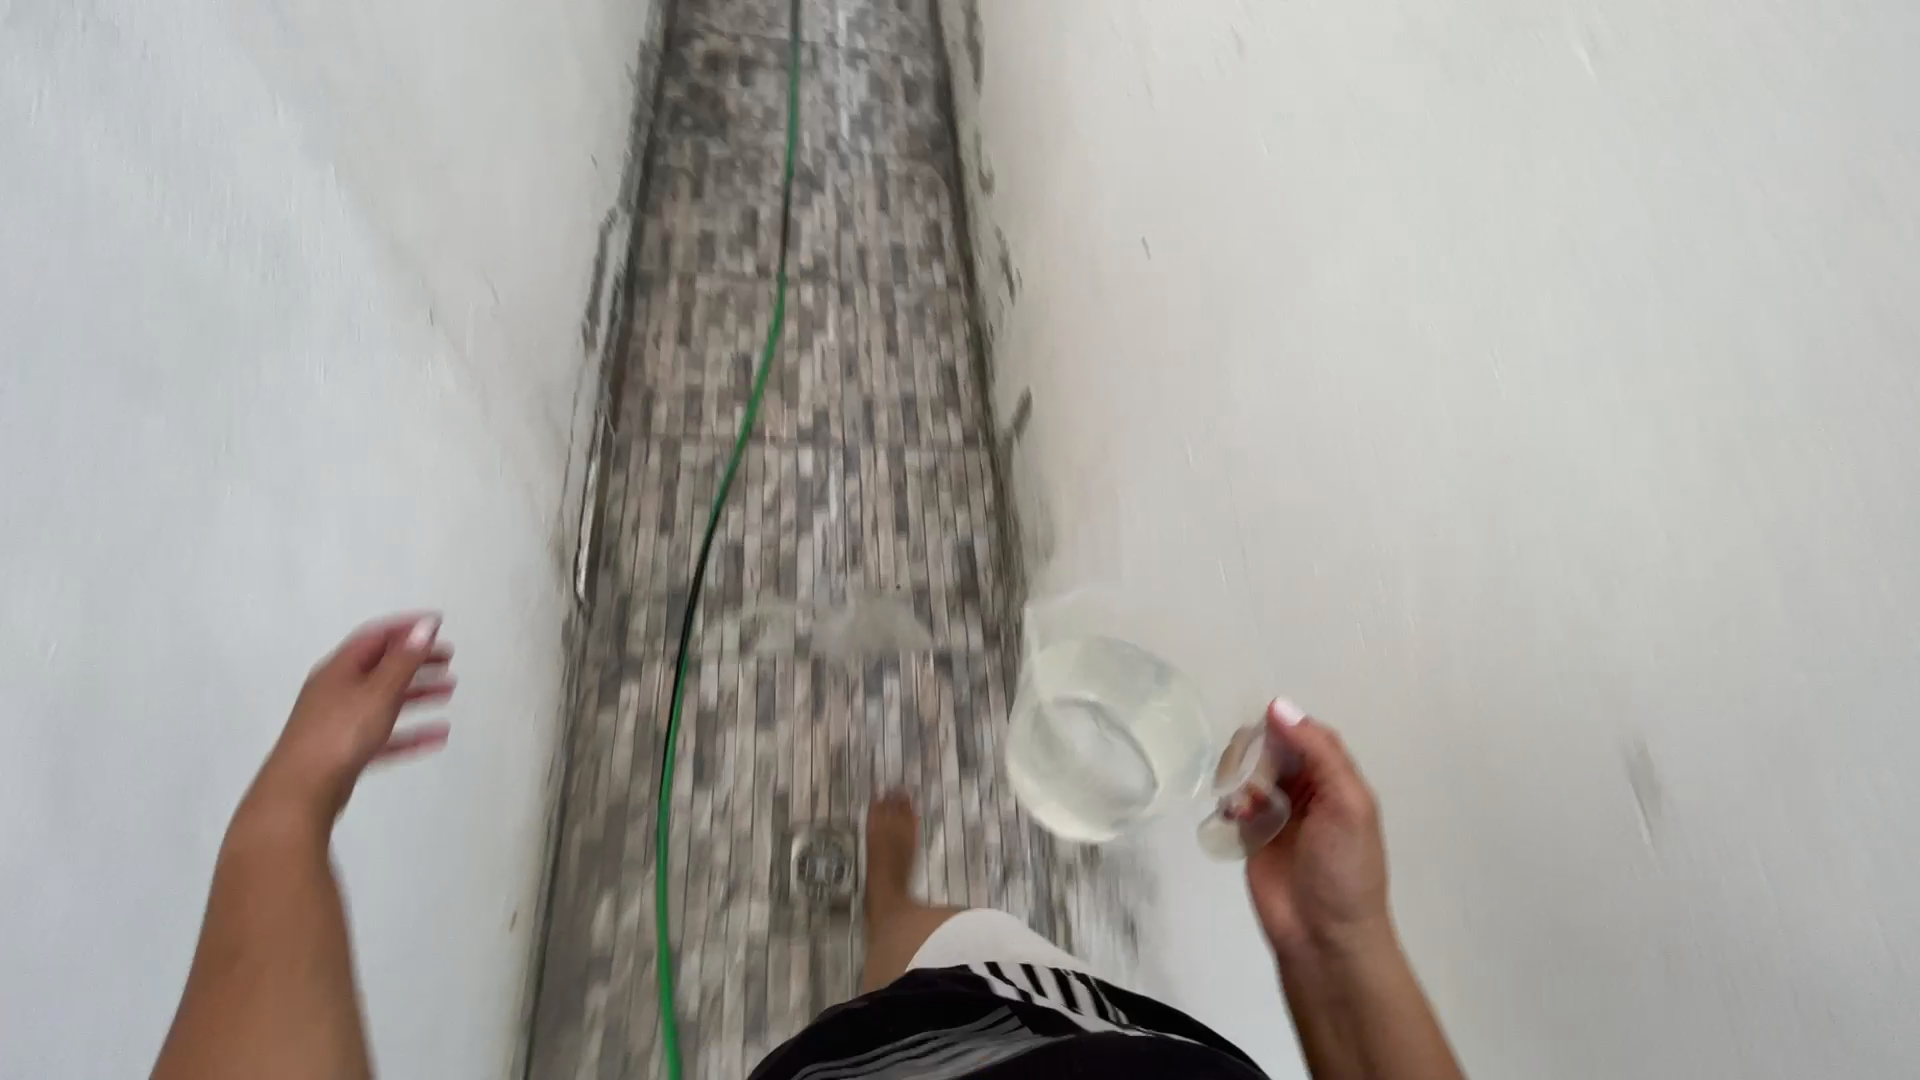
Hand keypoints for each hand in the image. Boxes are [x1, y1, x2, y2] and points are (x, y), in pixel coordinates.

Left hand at [243, 614, 455, 829]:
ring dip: (417, 693)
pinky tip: (437, 737)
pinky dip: (411, 730)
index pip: (375, 636)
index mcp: (340, 671)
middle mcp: (337, 691)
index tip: (438, 624)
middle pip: (381, 667)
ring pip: (385, 700)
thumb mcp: (379, 691)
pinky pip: (385, 733)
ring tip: (448, 693)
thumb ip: (405, 659)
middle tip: (448, 658)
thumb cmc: (340, 733)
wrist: (300, 792)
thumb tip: (425, 626)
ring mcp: (339, 722)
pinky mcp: (345, 750)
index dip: (407, 627)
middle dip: (415, 660)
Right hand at [1246, 699, 1393, 961]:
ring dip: (1240, 775)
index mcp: (1335, 780)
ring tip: (1243, 798)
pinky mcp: (1250, 831)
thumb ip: (1318, 752)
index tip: (1262, 723)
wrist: (1323, 935)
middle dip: (1255, 751)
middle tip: (1251, 770)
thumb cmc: (1344, 868)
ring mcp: (1276, 810)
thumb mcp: (1346, 804)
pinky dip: (1228, 799)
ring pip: (1247, 770)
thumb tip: (1278, 705)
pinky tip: (1233, 814)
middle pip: (1271, 747)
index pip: (1306, 734)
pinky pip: (1231, 799)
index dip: (1284, 725)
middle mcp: (1305, 789)